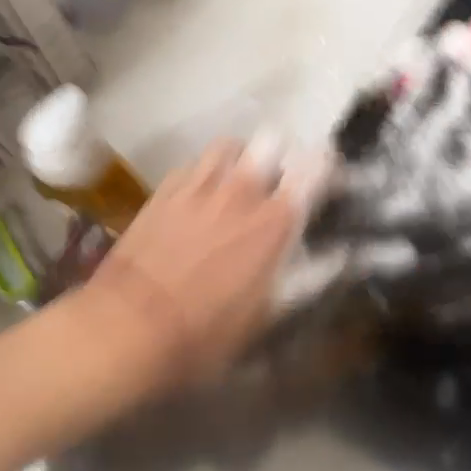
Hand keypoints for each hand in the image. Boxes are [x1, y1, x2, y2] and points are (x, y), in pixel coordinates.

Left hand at [75, 138, 325, 386]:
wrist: (126, 328)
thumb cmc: (208, 330)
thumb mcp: (270, 313)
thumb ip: (312, 276)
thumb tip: (345, 254)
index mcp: (277, 219)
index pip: (316, 165)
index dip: (327, 165)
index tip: (329, 180)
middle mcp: (241, 189)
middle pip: (272, 139)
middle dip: (283, 155)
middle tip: (281, 181)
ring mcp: (198, 185)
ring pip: (231, 145)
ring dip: (242, 158)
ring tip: (240, 184)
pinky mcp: (163, 191)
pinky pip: (194, 165)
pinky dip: (206, 174)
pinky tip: (202, 199)